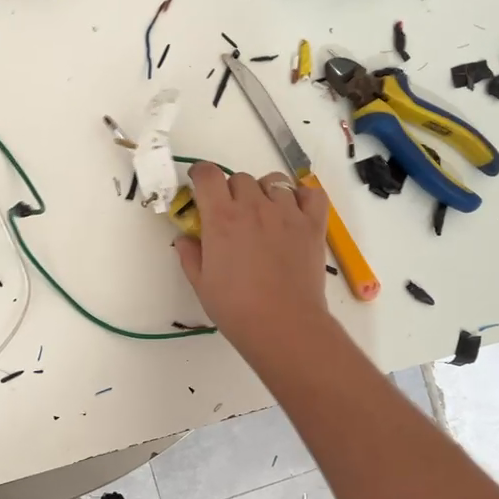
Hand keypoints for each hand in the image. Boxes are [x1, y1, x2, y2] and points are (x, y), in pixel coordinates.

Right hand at [175, 161, 333, 357]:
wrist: (282, 324)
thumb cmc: (234, 307)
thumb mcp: (201, 283)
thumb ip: (190, 255)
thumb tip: (184, 238)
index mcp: (222, 219)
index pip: (208, 176)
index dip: (200, 174)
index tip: (198, 184)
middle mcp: (254, 207)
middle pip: (240, 178)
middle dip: (231, 190)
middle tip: (230, 214)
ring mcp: (287, 213)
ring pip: (273, 182)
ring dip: (263, 192)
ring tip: (262, 215)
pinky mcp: (313, 224)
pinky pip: (311, 194)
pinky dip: (301, 196)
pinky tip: (293, 212)